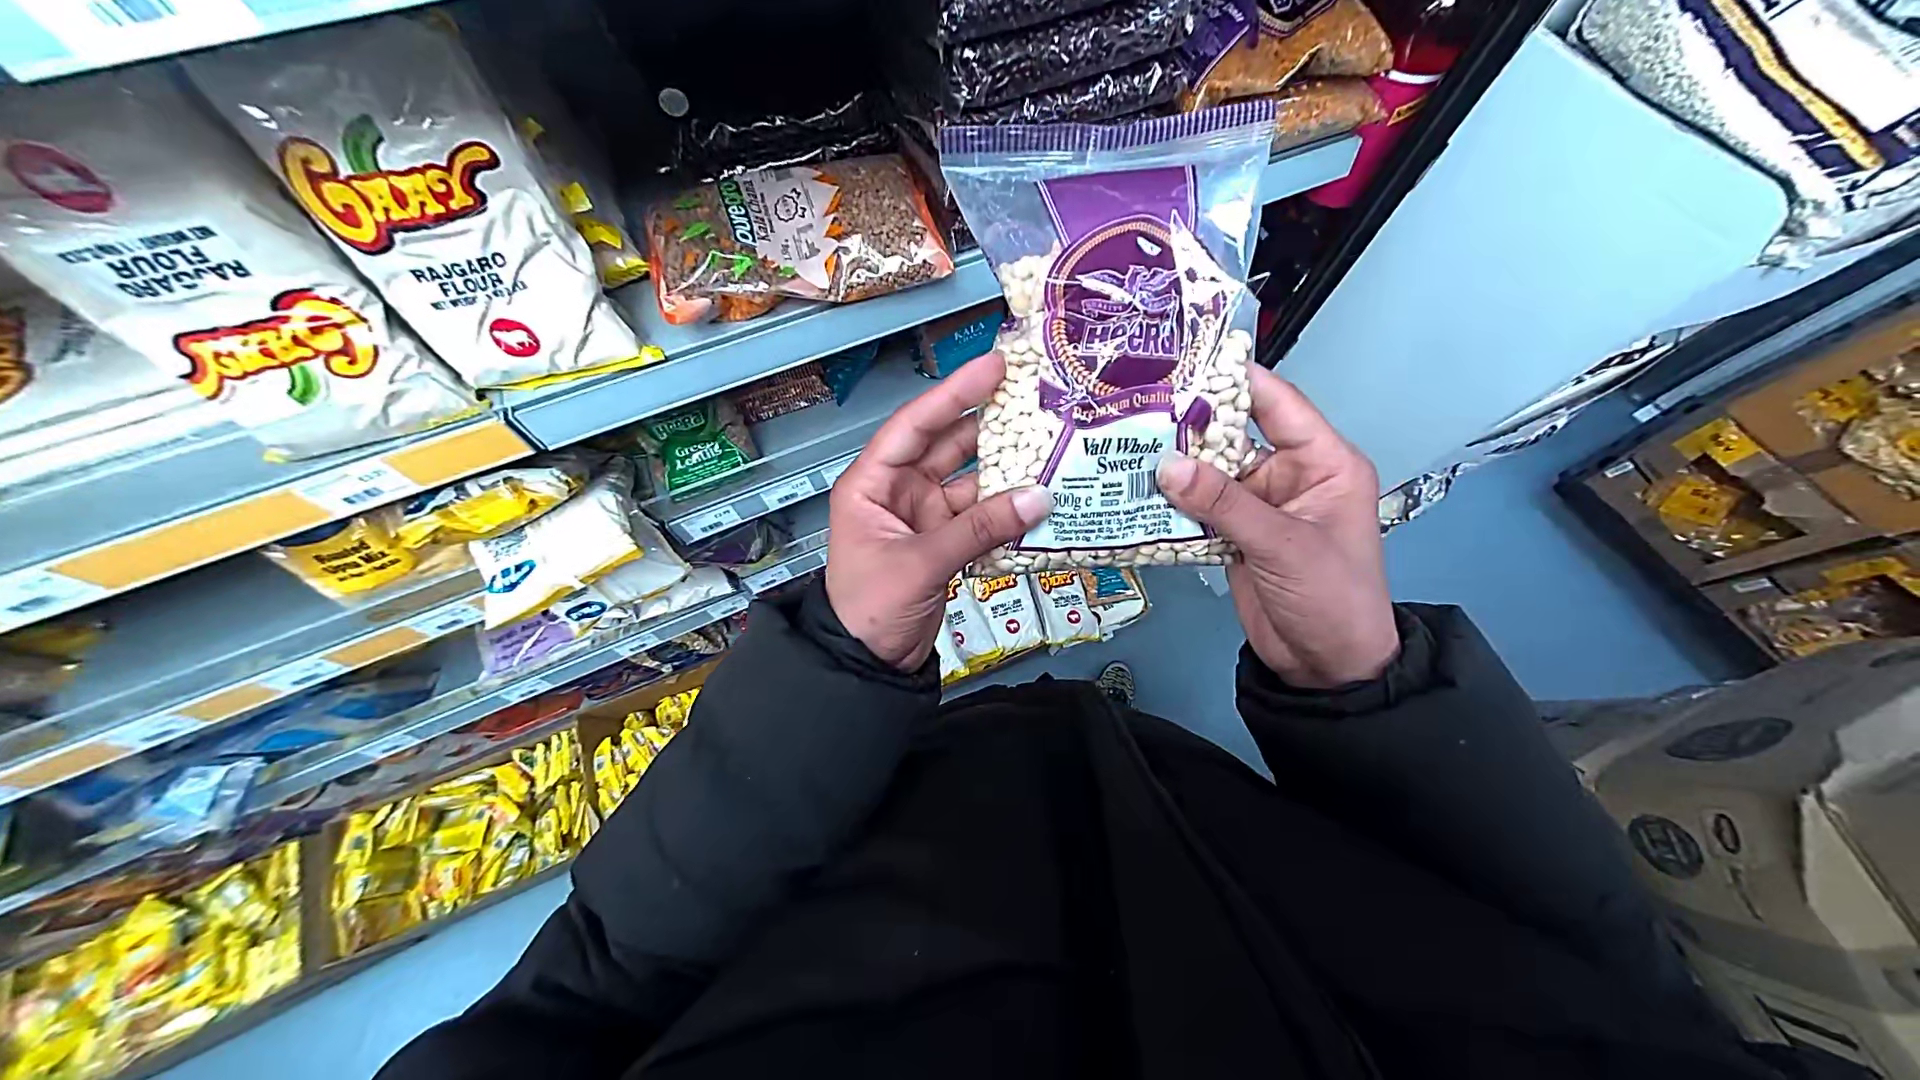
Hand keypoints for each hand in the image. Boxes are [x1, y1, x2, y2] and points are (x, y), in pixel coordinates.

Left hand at [826, 353, 1052, 670]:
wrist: (866, 663)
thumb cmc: (867, 610)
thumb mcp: (920, 563)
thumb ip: (979, 530)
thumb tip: (1036, 497)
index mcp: (872, 483)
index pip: (915, 425)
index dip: (953, 393)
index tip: (991, 367)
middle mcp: (899, 492)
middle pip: (947, 445)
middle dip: (988, 424)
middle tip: (1032, 398)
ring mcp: (925, 516)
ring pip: (971, 482)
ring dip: (1005, 471)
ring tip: (1048, 448)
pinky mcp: (945, 542)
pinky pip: (981, 516)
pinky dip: (1006, 511)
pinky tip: (1037, 500)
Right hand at [1156, 366, 1397, 688]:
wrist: (1326, 666)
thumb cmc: (1334, 600)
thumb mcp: (1284, 545)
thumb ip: (1225, 504)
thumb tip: (1167, 467)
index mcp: (1322, 463)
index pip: (1278, 404)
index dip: (1237, 380)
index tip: (1189, 362)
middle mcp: (1287, 477)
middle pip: (1232, 437)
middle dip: (1189, 427)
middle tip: (1138, 409)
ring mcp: (1257, 507)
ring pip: (1208, 475)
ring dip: (1173, 469)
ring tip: (1126, 450)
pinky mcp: (1233, 535)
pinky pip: (1197, 509)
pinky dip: (1171, 506)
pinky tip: (1137, 496)